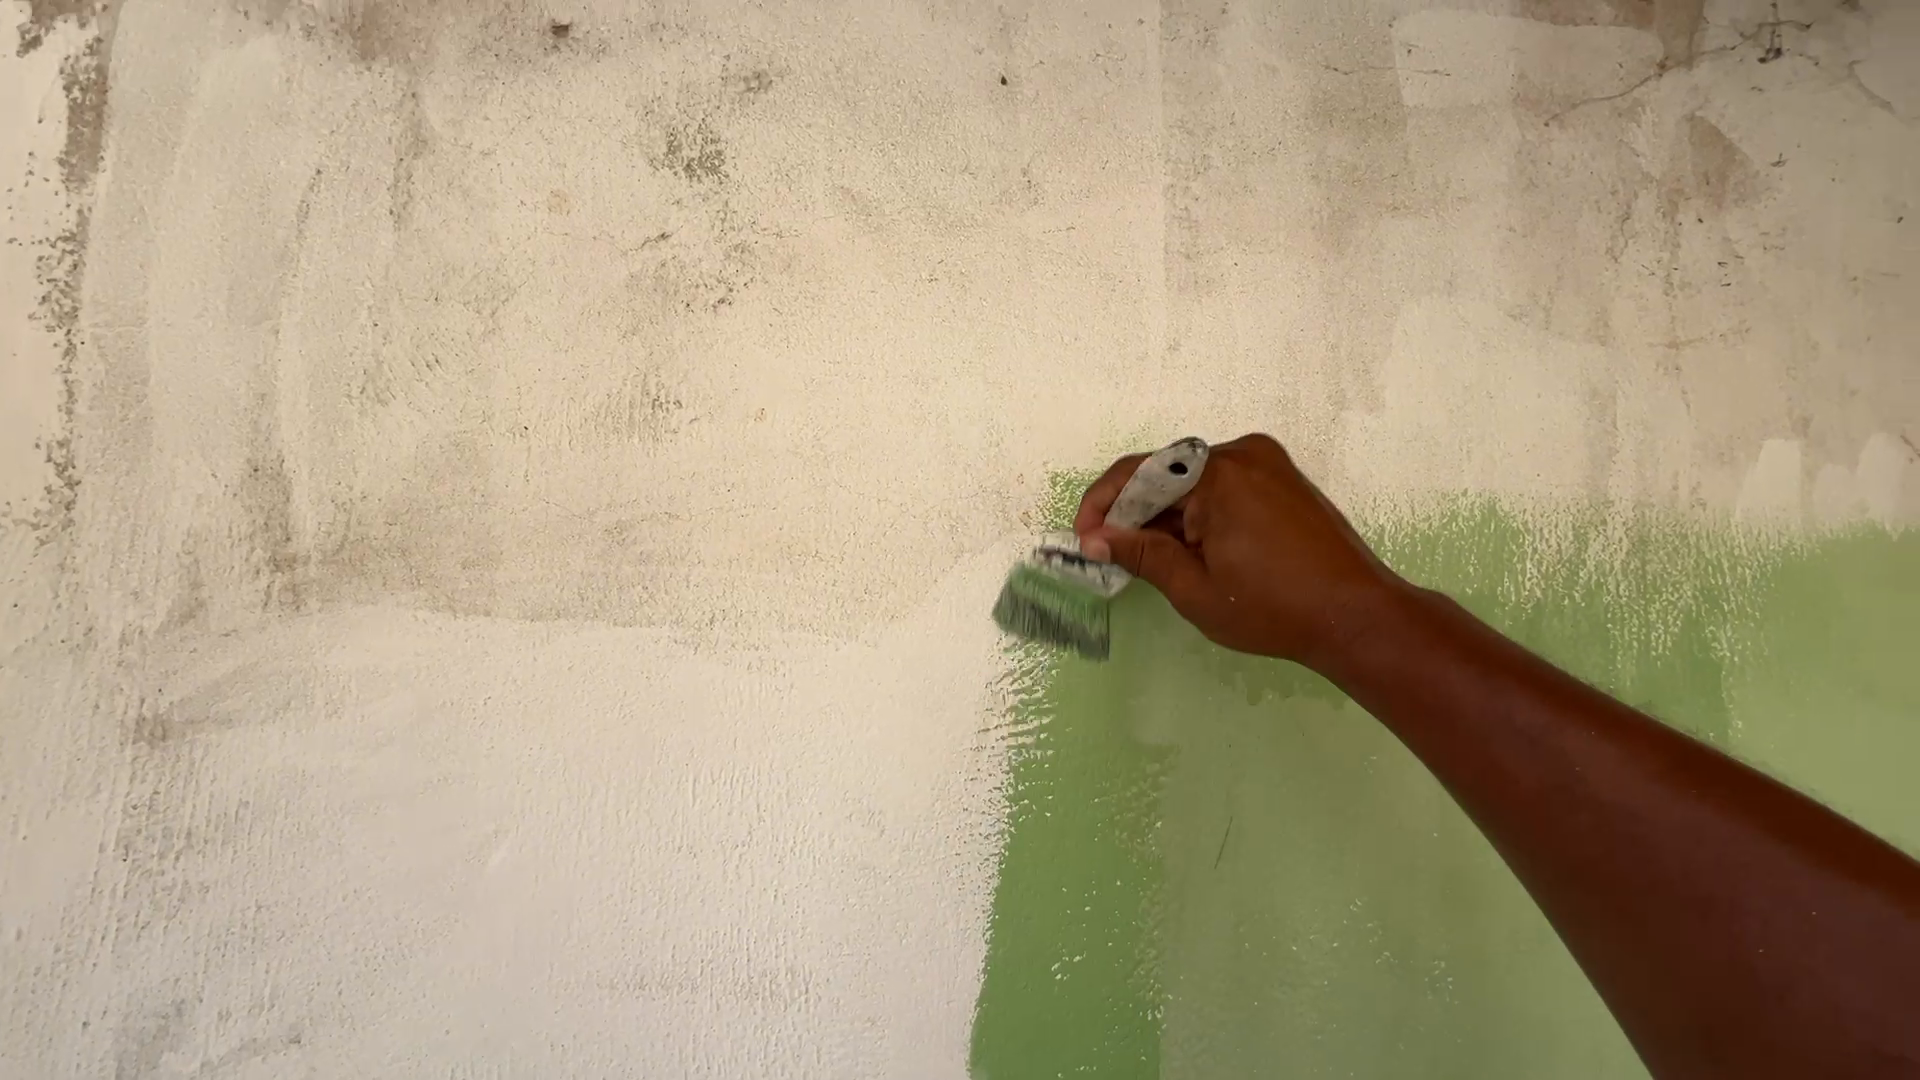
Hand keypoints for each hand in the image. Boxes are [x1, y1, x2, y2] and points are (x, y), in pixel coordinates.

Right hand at [1074, 433, 1408, 666]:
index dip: (1102, 505)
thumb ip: (1141, 554)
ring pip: (1192, 480)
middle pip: (1165, 473)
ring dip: (1162, 514)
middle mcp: (1243, 454)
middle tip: (1110, 551)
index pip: (1138, 473)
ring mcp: (1267, 464)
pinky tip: (1186, 546)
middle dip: (1131, 512)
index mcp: (1218, 473)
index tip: (1084, 541)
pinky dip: (1194, 512)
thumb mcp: (1194, 588)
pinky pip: (1221, 486)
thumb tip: (1096, 539)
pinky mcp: (1281, 480)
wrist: (1359, 617)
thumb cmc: (1273, 608)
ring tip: (1146, 556)